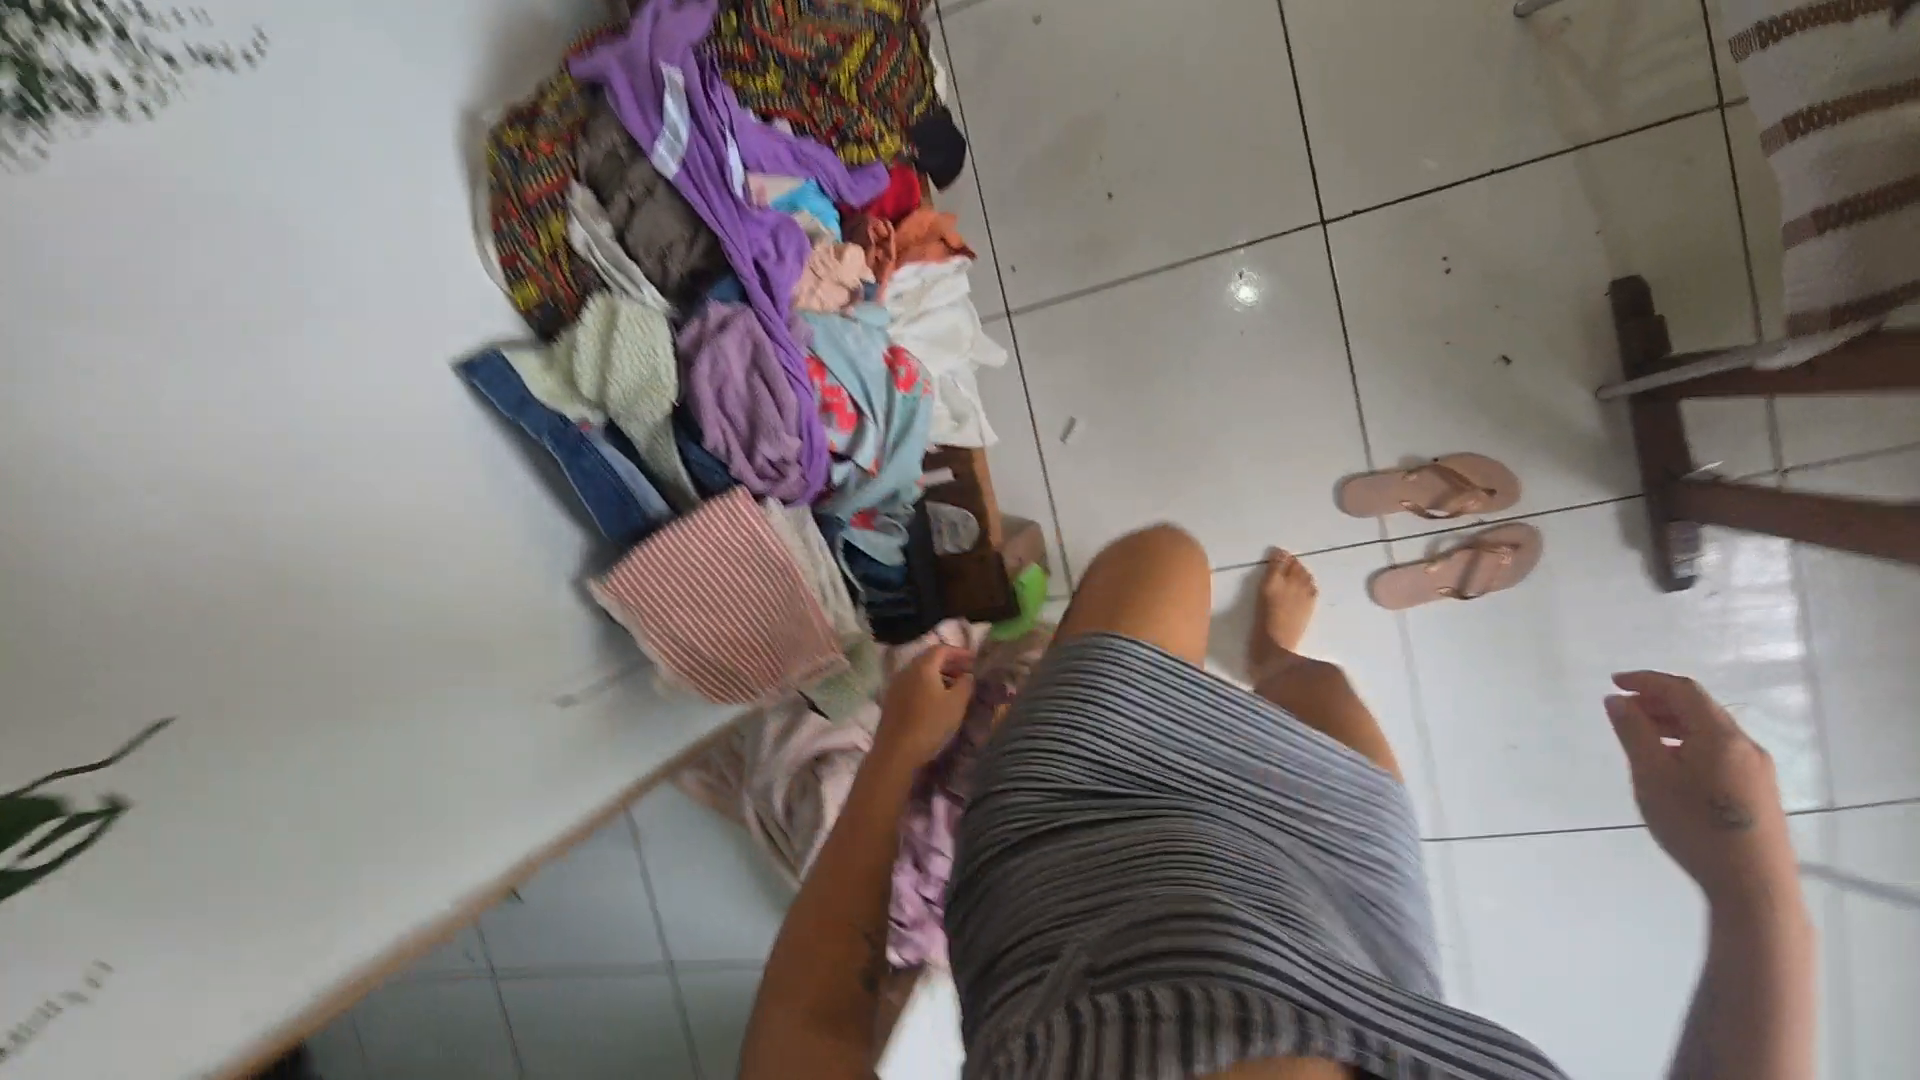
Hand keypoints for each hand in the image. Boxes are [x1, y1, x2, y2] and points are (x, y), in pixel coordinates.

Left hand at [872, 645, 975, 771]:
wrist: (896, 752)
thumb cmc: (930, 724)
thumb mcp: (956, 704)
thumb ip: (966, 684)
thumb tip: (968, 675)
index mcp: (922, 666)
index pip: (941, 649)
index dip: (959, 652)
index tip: (974, 660)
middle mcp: (906, 671)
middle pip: (929, 659)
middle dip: (950, 664)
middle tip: (967, 673)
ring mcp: (896, 686)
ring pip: (920, 673)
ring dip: (939, 676)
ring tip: (955, 689)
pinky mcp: (891, 701)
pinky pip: (912, 685)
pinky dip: (927, 686)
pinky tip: (936, 702)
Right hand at [1604, 671, 1800, 915]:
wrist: (1752, 886)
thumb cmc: (1693, 825)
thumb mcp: (1651, 775)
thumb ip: (1633, 732)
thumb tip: (1618, 700)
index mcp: (1721, 737)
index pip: (1683, 690)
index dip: (1647, 680)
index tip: (1614, 682)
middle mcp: (1745, 746)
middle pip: (1700, 707)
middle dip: (1658, 700)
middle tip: (1621, 709)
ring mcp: (1756, 769)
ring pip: (1710, 730)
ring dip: (1672, 722)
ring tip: (1640, 734)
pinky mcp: (1757, 790)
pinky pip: (1719, 749)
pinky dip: (1688, 741)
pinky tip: (1670, 763)